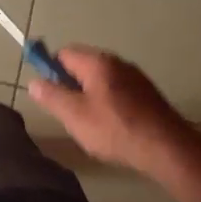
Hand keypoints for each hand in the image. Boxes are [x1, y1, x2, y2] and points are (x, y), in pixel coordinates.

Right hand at [27, 46, 197, 171]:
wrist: (166, 148)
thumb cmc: (115, 129)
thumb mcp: (74, 115)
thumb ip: (51, 96)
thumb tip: (34, 82)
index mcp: (98, 62)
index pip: (64, 53)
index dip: (51, 70)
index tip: (50, 94)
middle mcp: (118, 62)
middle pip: (83, 66)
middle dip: (71, 86)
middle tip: (69, 113)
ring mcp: (136, 77)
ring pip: (101, 81)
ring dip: (90, 97)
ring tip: (90, 125)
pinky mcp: (148, 94)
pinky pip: (118, 91)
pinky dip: (109, 104)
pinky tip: (112, 128)